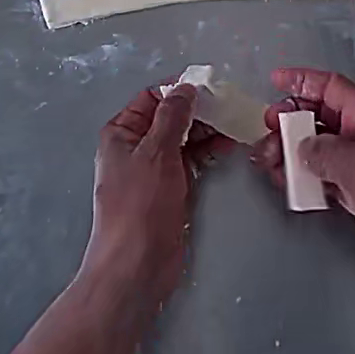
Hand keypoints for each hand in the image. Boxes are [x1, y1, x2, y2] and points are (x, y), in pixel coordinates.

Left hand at [83, 83, 230, 304]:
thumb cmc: (140, 205)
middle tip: (227, 104)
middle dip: (197, 110)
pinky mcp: (171, 187)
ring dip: (206, 129)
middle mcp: (136, 146)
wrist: (136, 268)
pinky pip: (191, 159)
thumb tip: (185, 87)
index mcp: (122, 133)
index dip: (178, 89)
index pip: (151, 98)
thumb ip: (172, 116)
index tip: (208, 85)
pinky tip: (227, 144)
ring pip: (183, 137)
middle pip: (170, 116)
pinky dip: (207, 150)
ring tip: (232, 122)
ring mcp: (154, 168)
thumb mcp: (156, 152)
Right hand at [252, 68, 354, 298]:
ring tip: (268, 163)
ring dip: (293, 152)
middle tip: (267, 132)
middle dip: (292, 119)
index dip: (303, 79)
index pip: (333, 87)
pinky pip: (325, 177)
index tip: (275, 78)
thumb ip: (328, 154)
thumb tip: (301, 147)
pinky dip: (305, 178)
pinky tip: (288, 186)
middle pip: (321, 116)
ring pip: (319, 148)